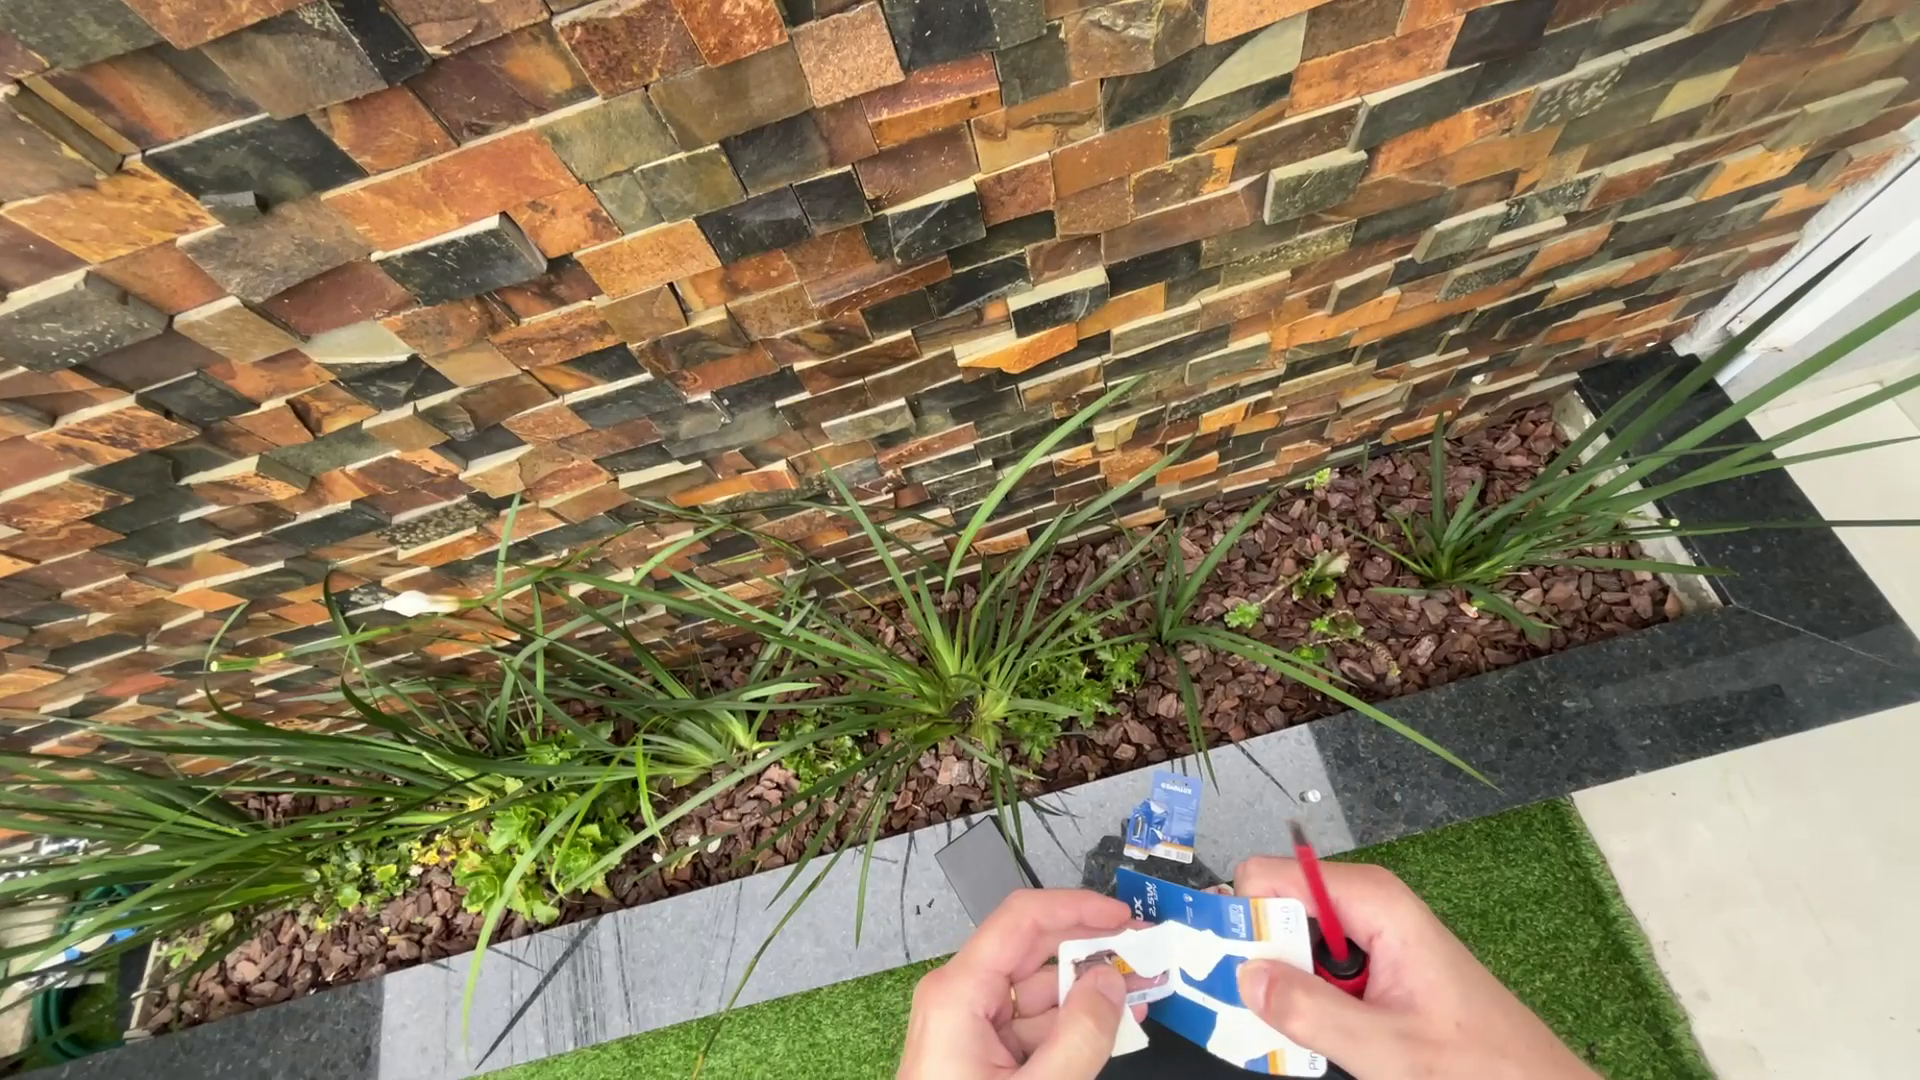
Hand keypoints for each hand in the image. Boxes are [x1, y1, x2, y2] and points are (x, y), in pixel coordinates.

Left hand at [900, 888, 1137, 1079]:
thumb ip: (1080, 1036)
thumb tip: (1113, 979)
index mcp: (959, 991)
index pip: (1022, 920)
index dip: (1075, 908)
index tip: (1123, 916)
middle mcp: (959, 994)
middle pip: (1031, 948)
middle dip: (1089, 944)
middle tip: (1144, 948)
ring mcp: (968, 1023)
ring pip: (1036, 987)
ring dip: (1088, 986)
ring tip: (1140, 986)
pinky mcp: (979, 1052)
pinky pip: (1031, 1022)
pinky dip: (1072, 1022)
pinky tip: (1111, 1023)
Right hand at [1232, 857, 1598, 1079]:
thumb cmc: (1485, 1072)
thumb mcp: (1392, 1053)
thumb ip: (1312, 1014)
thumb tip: (1241, 975)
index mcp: (1368, 898)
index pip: (1267, 876)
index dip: (1242, 918)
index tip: (1229, 969)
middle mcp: (1362, 903)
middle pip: (1274, 906)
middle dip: (1257, 955)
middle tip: (1249, 1012)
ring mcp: (1367, 934)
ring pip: (1289, 940)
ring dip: (1279, 985)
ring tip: (1286, 1034)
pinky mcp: (1372, 965)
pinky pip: (1313, 967)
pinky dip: (1302, 1000)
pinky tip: (1315, 1040)